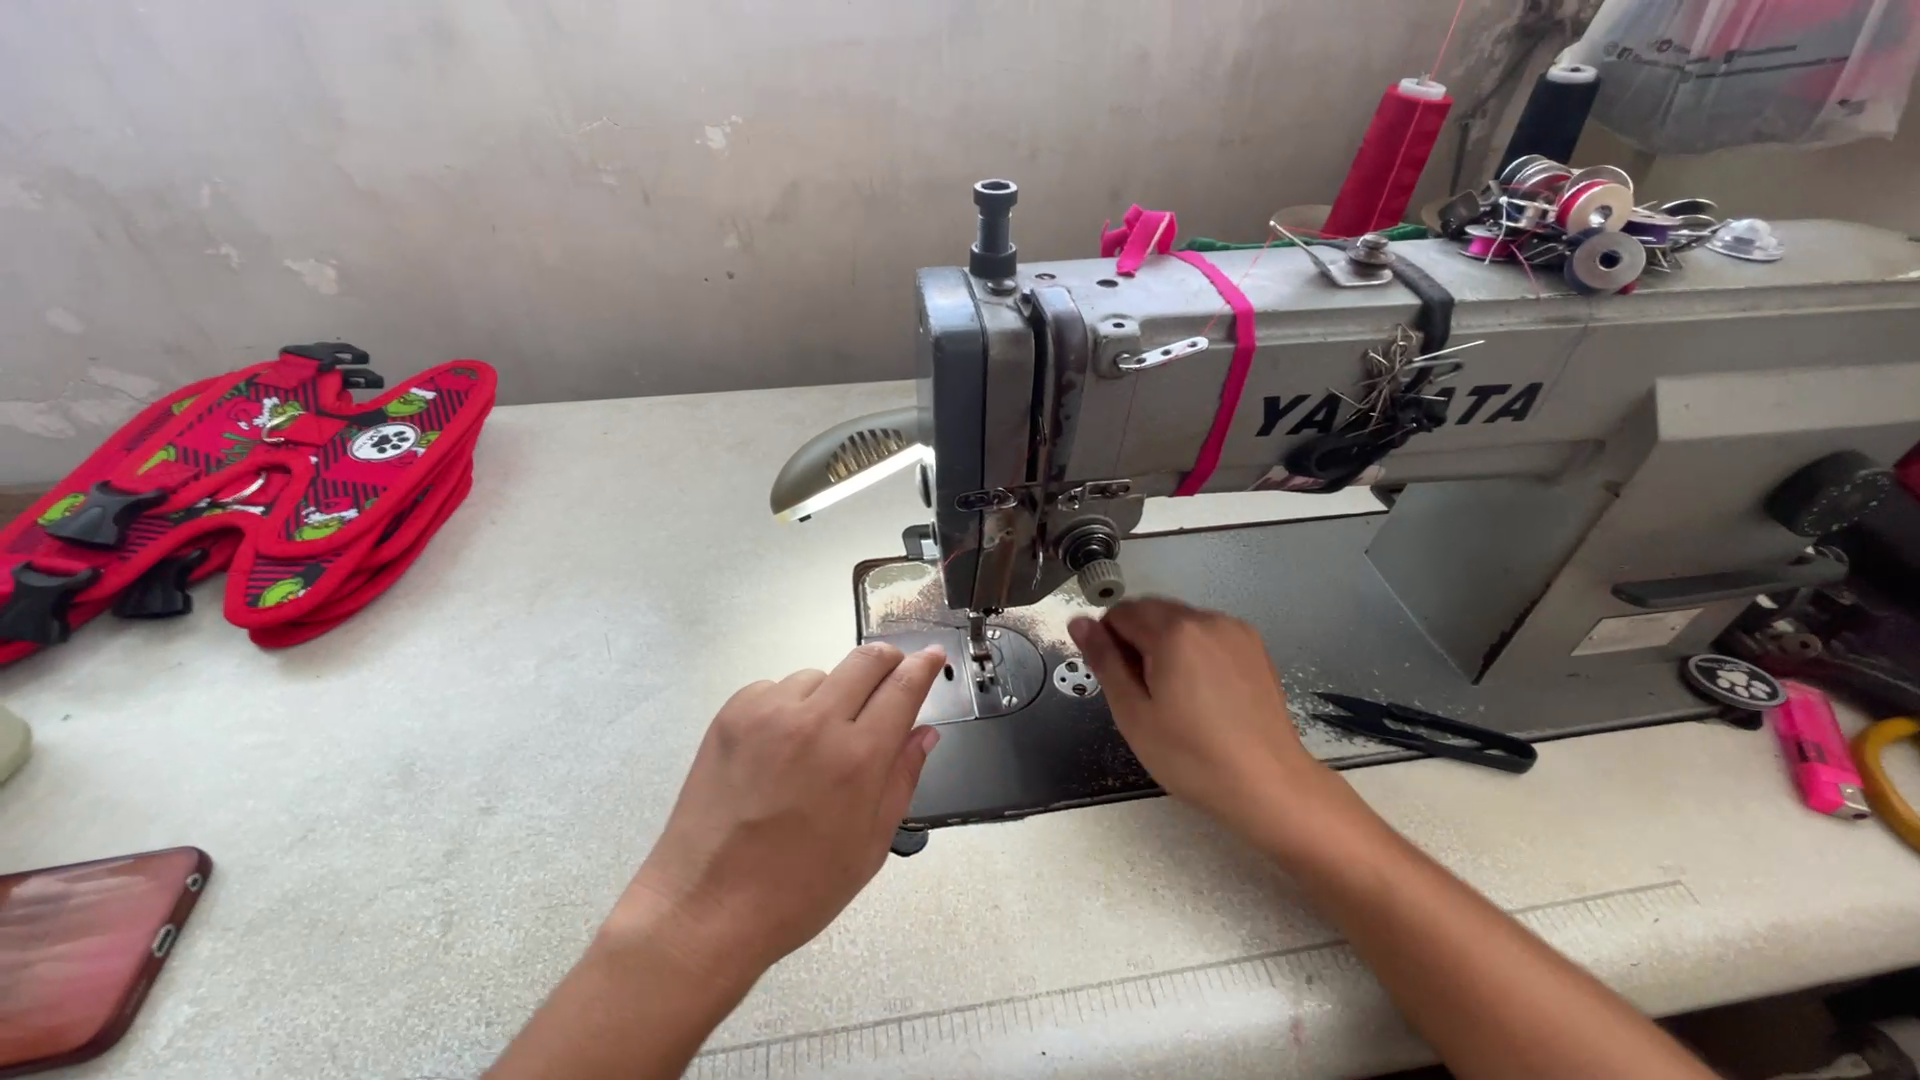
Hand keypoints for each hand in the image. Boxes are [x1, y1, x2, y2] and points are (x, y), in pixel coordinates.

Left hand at [607, 643, 944, 981]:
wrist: (706, 907)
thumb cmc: (799, 890)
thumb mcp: (870, 846)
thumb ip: (902, 778)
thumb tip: (924, 733)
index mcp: (858, 758)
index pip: (903, 688)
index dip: (924, 666)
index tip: (933, 655)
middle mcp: (815, 722)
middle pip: (865, 661)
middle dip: (887, 661)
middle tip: (892, 675)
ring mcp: (767, 713)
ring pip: (818, 676)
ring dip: (833, 692)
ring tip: (822, 737)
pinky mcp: (731, 716)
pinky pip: (775, 689)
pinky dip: (789, 705)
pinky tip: (782, 746)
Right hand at [1069, 599, 1345, 846]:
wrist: (1268, 785)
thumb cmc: (1192, 756)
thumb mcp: (1133, 713)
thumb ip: (1103, 660)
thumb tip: (1079, 623)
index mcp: (1174, 632)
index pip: (1120, 613)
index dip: (1107, 642)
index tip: (1114, 678)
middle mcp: (1207, 619)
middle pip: (1152, 611)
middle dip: (1136, 640)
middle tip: (1140, 691)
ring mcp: (1236, 631)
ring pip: (1181, 622)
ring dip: (1165, 644)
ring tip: (1173, 695)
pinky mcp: (1255, 648)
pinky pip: (1208, 635)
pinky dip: (1193, 651)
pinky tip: (1200, 693)